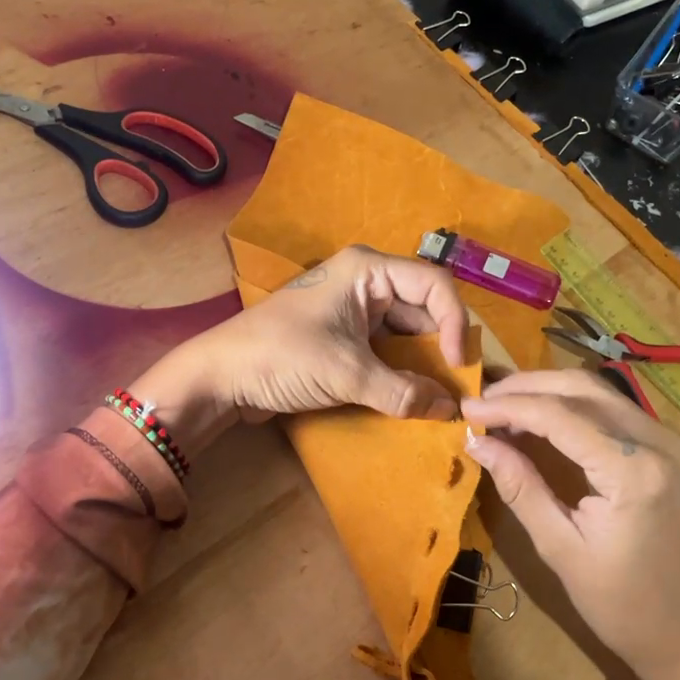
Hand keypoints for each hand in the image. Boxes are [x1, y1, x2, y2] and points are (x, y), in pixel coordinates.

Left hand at [177, 245, 469, 423]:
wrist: (219, 377)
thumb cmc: (281, 357)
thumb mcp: (346, 373)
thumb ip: (402, 391)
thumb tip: (450, 410)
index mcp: (367, 269)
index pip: (434, 284)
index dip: (455, 321)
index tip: (457, 364)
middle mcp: (366, 281)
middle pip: (424, 308)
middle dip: (443, 345)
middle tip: (460, 385)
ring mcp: (354, 309)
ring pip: (407, 331)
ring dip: (424, 362)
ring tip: (442, 395)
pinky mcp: (344, 336)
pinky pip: (387, 348)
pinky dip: (402, 371)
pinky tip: (414, 396)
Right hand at [460, 370, 679, 679]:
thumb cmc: (622, 605)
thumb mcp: (561, 549)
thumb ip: (520, 487)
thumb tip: (476, 440)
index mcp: (633, 470)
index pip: (559, 415)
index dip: (508, 406)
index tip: (466, 407)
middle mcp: (657, 441)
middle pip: (580, 389)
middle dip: (526, 387)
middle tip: (481, 398)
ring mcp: (668, 440)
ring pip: (597, 391)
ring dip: (548, 391)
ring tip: (502, 403)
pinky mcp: (668, 448)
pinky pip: (613, 408)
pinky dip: (572, 405)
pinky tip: (540, 417)